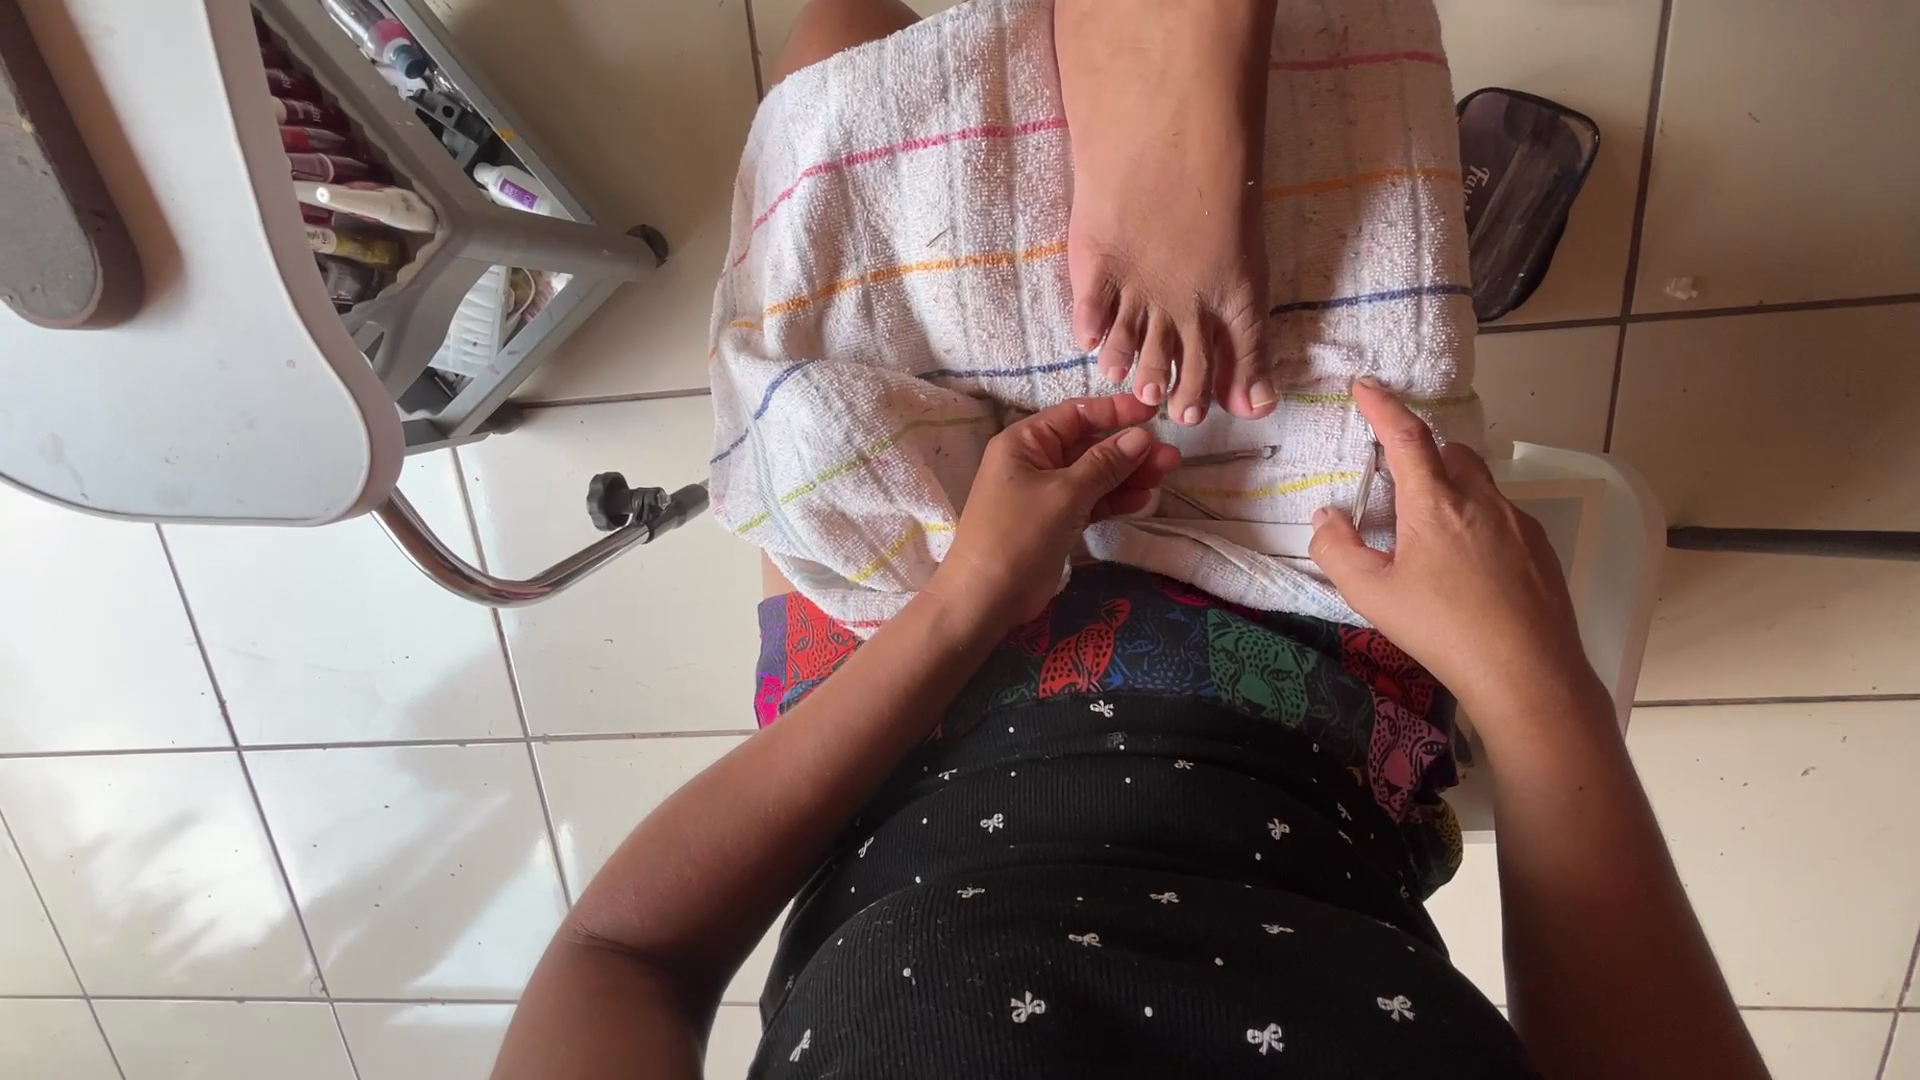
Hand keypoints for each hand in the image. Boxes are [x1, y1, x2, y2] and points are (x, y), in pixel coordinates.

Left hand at [931, 394, 1179, 630]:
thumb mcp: (1064, 494)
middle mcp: (1033, 462)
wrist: (985, 597)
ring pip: (1093, 476)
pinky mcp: (1055, 522)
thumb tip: (1141, 436)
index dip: (1114, 411)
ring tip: (1166, 475)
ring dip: (1127, 476)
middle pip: (1088, 446)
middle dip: (1128, 450)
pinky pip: (1090, 502)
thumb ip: (1104, 464)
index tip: (1154, 411)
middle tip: (1170, 457)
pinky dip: (1113, 500)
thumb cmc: (1017, 535)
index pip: (1074, 414)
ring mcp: (1044, 494)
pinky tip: (1142, 499)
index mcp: (1024, 442)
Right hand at [1308, 378, 1606, 722]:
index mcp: (1435, 505)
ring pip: (1478, 479)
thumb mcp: (1369, 593)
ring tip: (1423, 523)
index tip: (1366, 384)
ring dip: (1447, 481)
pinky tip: (1462, 559)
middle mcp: (1482, 501)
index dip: (1384, 407)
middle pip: (1450, 450)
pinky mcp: (1539, 547)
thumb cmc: (1440, 629)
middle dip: (1419, 448)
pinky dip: (1473, 513)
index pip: (1407, 438)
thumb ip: (1337, 548)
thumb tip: (1326, 515)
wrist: (1528, 674)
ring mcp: (1518, 522)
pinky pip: (1499, 511)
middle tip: (1391, 475)